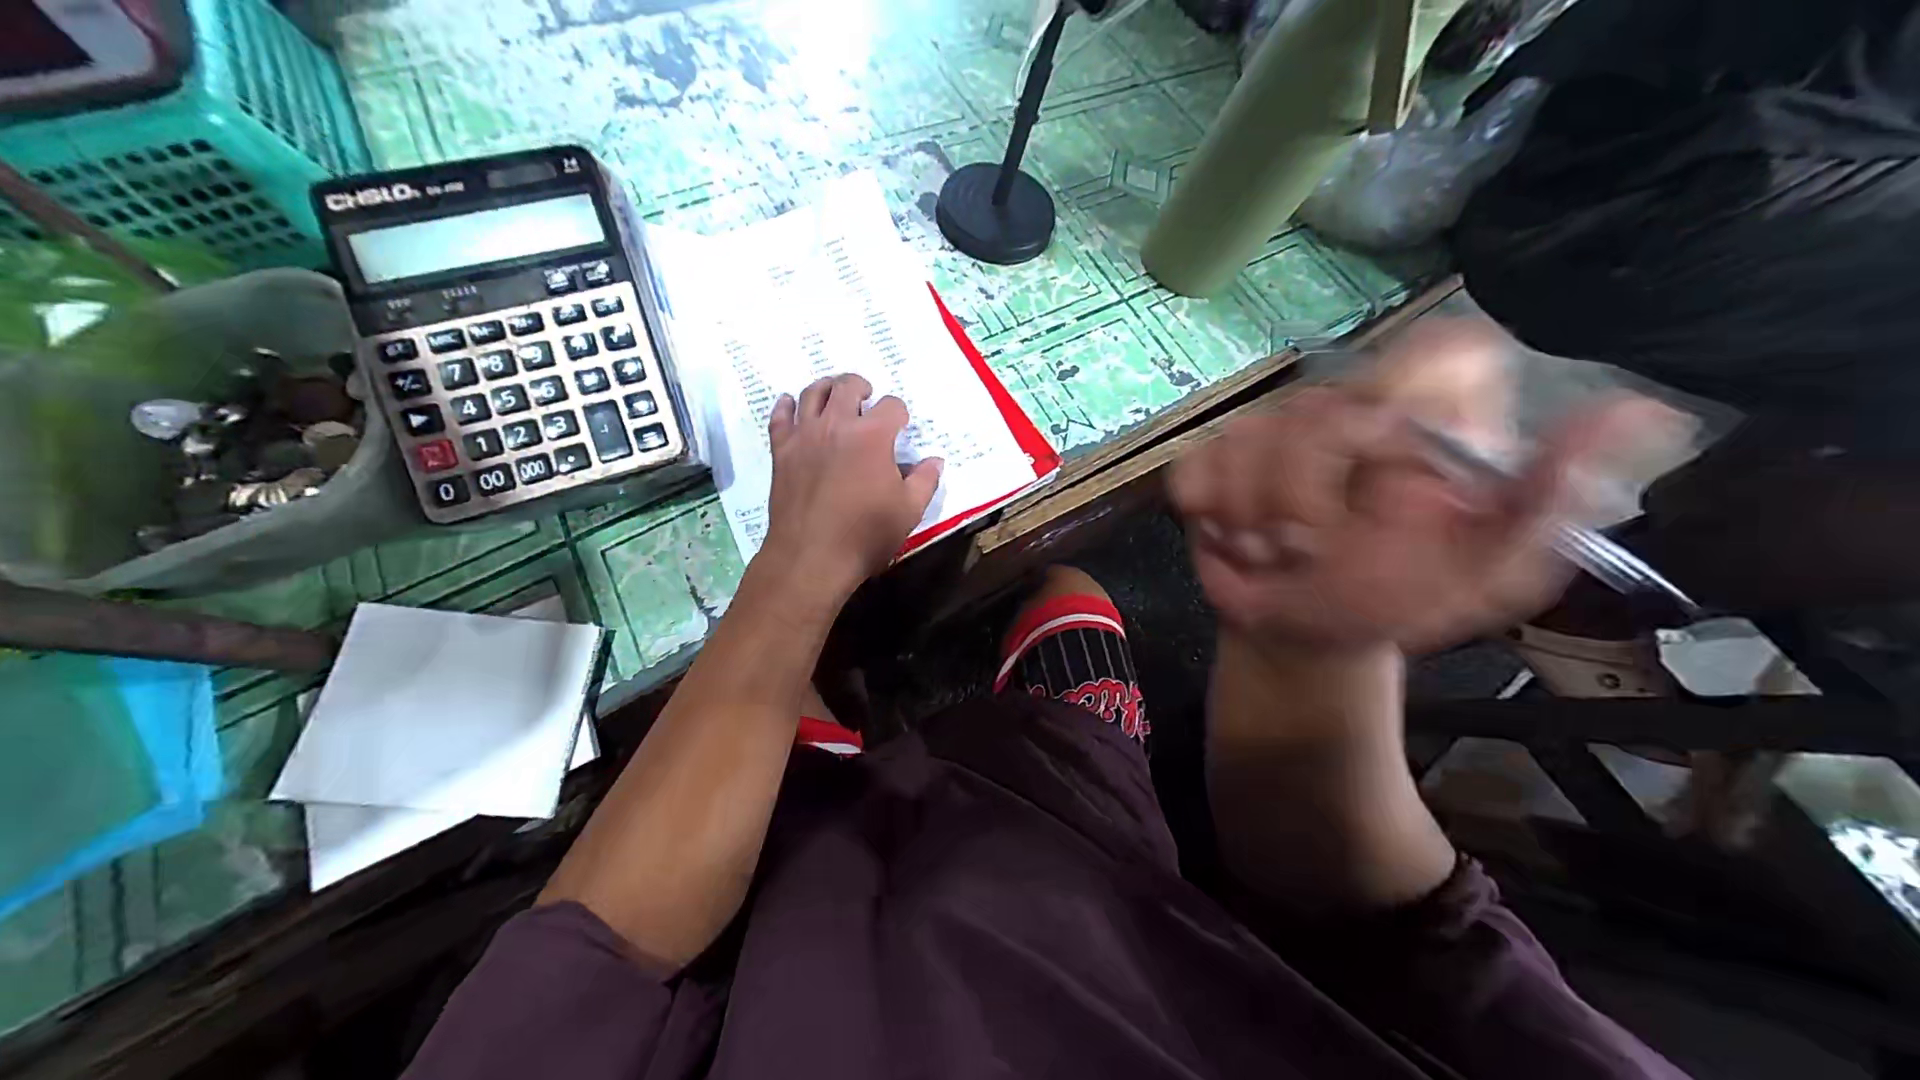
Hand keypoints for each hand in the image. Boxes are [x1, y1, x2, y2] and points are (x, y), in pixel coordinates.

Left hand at [757, 373, 942, 604]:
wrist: (811, 556)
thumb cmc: (865, 534)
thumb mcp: (909, 510)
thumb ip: (925, 481)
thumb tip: (935, 461)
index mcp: (872, 436)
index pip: (892, 406)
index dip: (900, 414)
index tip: (901, 426)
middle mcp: (837, 425)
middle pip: (848, 387)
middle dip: (862, 388)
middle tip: (867, 399)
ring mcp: (805, 436)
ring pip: (812, 393)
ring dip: (827, 387)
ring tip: (835, 394)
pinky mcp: (781, 452)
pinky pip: (780, 418)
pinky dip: (786, 406)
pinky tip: (790, 404)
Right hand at [1169, 321, 1685, 653]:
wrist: (1302, 635)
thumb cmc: (1393, 603)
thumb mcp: (1486, 572)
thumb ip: (1546, 501)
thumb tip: (1639, 412)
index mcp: (1426, 428)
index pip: (1439, 352)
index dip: (1410, 391)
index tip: (1387, 457)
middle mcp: (1348, 414)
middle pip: (1318, 412)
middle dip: (1305, 501)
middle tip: (1311, 551)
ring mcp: (1271, 434)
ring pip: (1248, 443)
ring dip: (1256, 522)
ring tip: (1275, 556)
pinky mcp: (1213, 462)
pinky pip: (1198, 471)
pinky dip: (1211, 518)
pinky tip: (1235, 540)